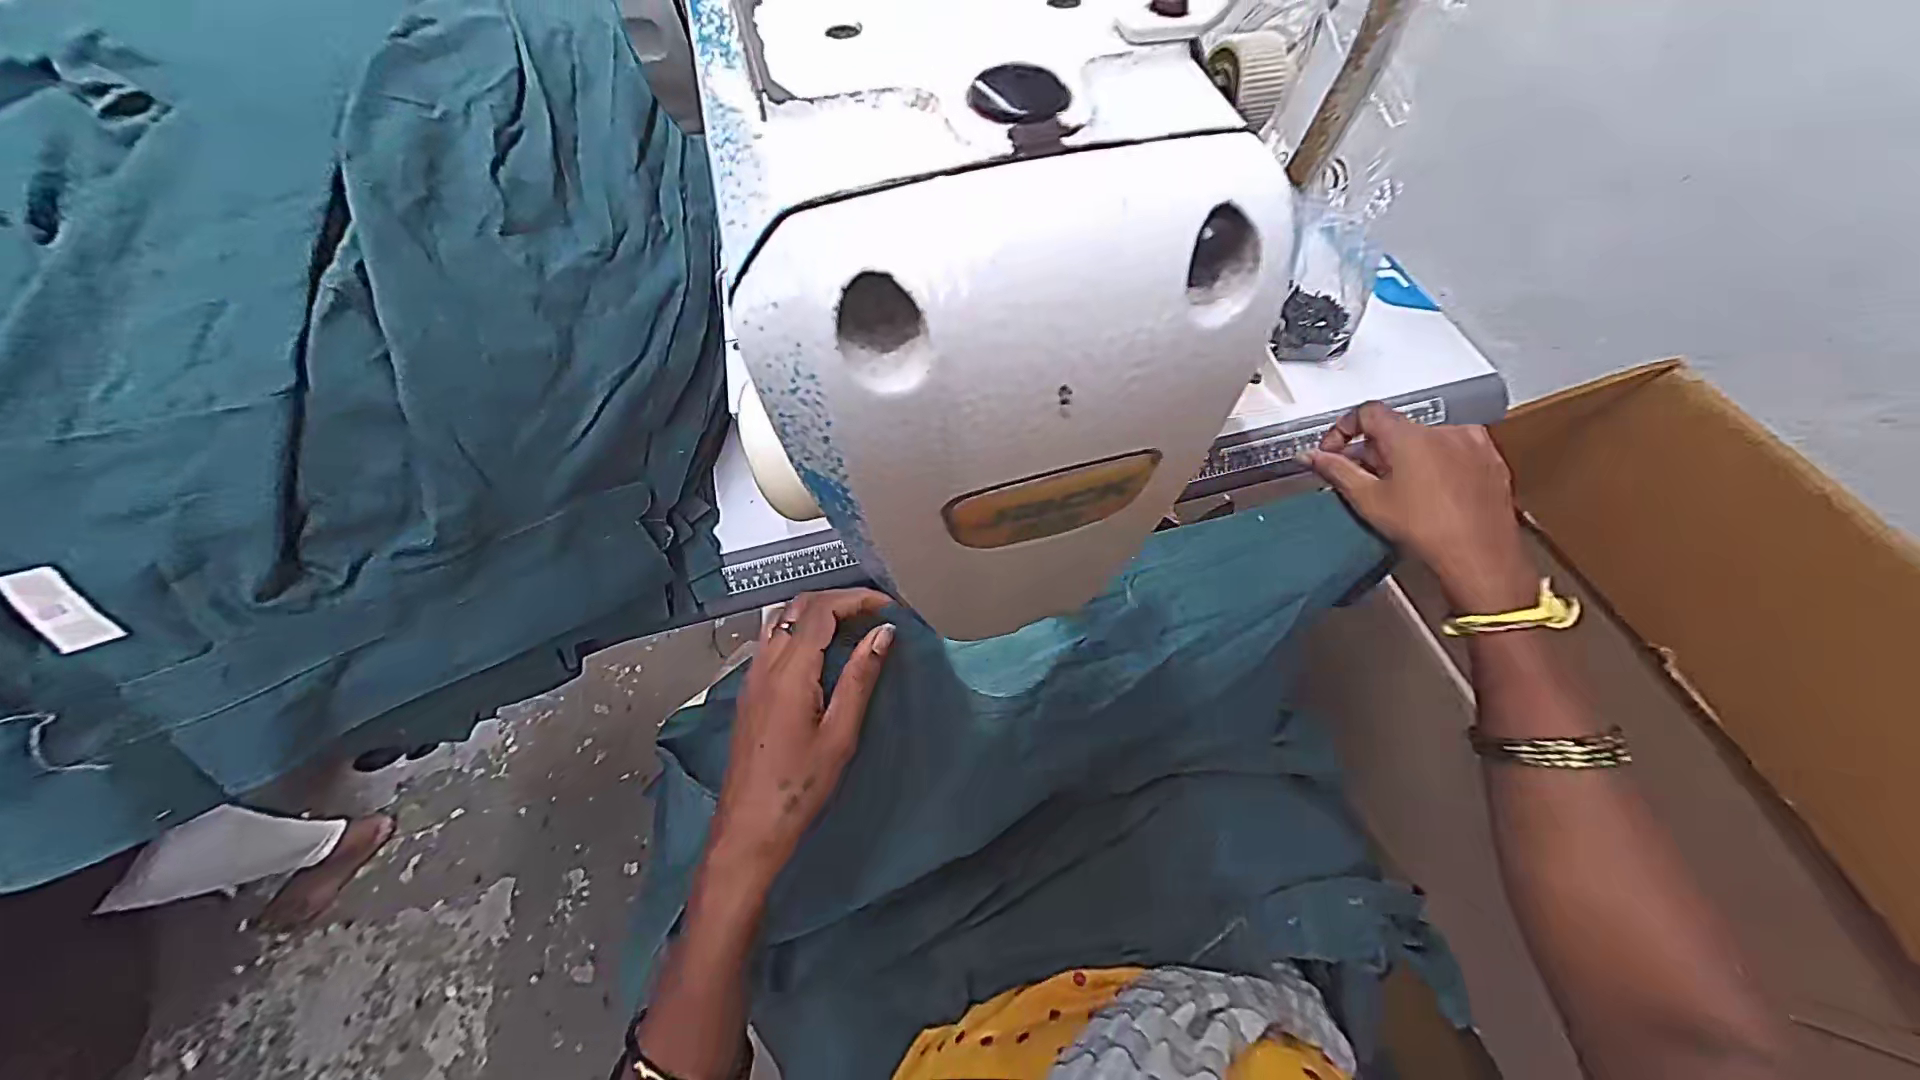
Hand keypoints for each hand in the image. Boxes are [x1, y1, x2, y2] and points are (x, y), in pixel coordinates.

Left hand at [706, 588, 895, 888]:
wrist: (748, 827)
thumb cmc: (800, 787)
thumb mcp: (840, 733)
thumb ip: (860, 676)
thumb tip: (883, 633)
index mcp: (789, 672)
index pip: (821, 610)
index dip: (857, 599)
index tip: (889, 607)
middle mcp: (765, 664)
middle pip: (799, 606)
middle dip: (840, 598)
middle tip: (876, 611)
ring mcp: (752, 675)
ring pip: (783, 618)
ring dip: (818, 610)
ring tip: (854, 623)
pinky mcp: (750, 690)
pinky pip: (774, 639)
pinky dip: (802, 628)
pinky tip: (824, 649)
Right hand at [1303, 402, 1534, 611]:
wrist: (1479, 554)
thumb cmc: (1427, 529)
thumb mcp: (1367, 499)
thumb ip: (1336, 470)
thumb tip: (1313, 457)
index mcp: (1410, 436)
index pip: (1367, 412)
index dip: (1343, 429)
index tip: (1334, 450)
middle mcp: (1445, 431)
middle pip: (1395, 428)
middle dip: (1372, 450)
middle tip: (1362, 478)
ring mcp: (1472, 443)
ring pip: (1423, 440)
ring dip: (1403, 457)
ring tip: (1396, 491)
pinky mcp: (1490, 459)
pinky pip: (1451, 451)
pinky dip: (1433, 464)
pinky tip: (1426, 493)